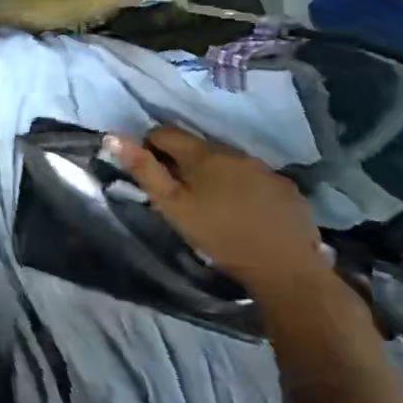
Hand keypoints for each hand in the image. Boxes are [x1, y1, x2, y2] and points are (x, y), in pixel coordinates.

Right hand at [109, 127, 329, 294]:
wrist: (286, 270)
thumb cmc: (220, 236)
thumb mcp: (172, 206)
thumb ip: (144, 169)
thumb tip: (114, 136)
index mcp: (203, 154)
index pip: (164, 132)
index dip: (150, 147)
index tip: (152, 173)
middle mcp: (235, 153)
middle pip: (197, 145)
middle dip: (182, 161)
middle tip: (180, 192)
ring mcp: (266, 169)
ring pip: (227, 161)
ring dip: (213, 172)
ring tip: (213, 202)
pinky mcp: (288, 188)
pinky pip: (254, 177)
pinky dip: (242, 186)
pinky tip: (243, 210)